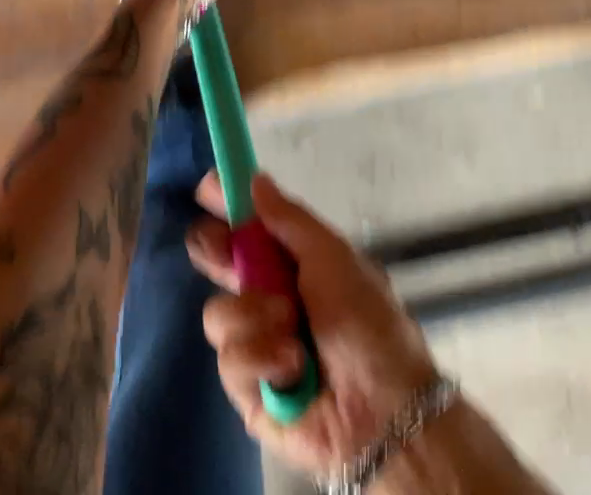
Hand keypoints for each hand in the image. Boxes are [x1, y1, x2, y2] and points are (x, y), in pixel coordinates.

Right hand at [187, 173, 440, 476]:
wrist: (383, 409)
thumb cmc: (367, 324)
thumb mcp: (335, 260)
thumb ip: (291, 221)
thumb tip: (255, 180)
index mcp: (296, 266)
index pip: (251, 229)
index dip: (227, 207)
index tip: (206, 187)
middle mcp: (270, 299)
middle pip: (218, 265)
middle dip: (215, 253)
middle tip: (220, 250)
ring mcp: (255, 342)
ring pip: (218, 313)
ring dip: (256, 317)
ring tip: (293, 332)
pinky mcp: (246, 387)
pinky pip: (229, 357)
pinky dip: (261, 357)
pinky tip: (292, 369)